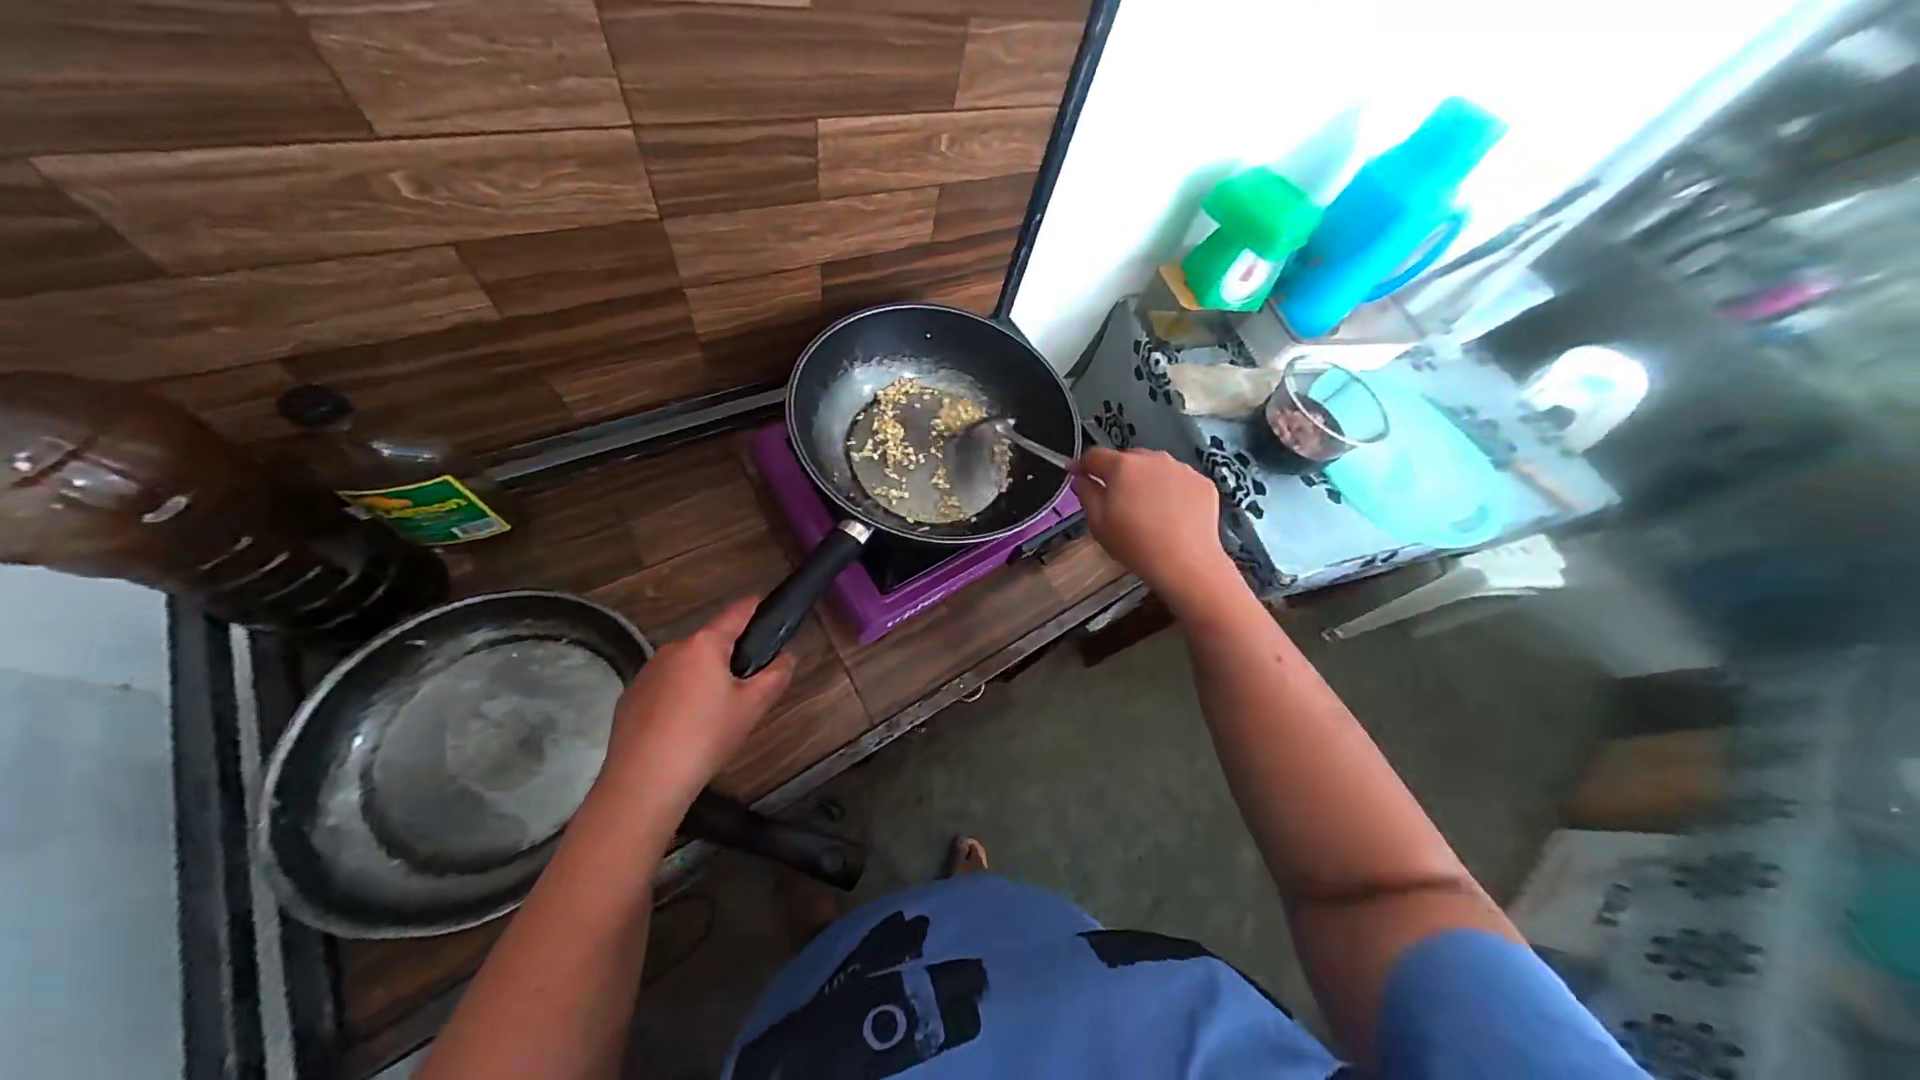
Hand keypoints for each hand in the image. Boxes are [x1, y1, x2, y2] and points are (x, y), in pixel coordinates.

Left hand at [597, 595, 797, 815]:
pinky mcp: (630, 695)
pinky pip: (665, 685)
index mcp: (704, 644)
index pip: (738, 611)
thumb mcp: (751, 708)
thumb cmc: (705, 738)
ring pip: (687, 664)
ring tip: (715, 712)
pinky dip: (680, 695)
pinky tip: (684, 726)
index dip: (758, 606)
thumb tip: (788, 656)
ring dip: (705, 675)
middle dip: (731, 654)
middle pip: (711, 640)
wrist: (644, 782)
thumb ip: (776, 676)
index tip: (773, 611)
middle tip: (749, 685)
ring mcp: (647, 671)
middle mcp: (672, 648)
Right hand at [1073, 447, 1239, 614]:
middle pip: (1127, 459)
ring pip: (1155, 468)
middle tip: (1120, 503)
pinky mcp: (1202, 482)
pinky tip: (1173, 515)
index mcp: (1122, 466)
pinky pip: (1179, 480)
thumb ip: (1086, 494)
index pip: (1094, 455)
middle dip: (1119, 475)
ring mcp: (1181, 468)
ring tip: (1150, 511)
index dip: (1083, 466)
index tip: (1079, 477)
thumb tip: (1080, 478)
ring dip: (1147, 481)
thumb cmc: (1135, 545)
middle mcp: (1152, 458)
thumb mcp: (1098, 524)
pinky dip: (1173, 491)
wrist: (1186, 563)